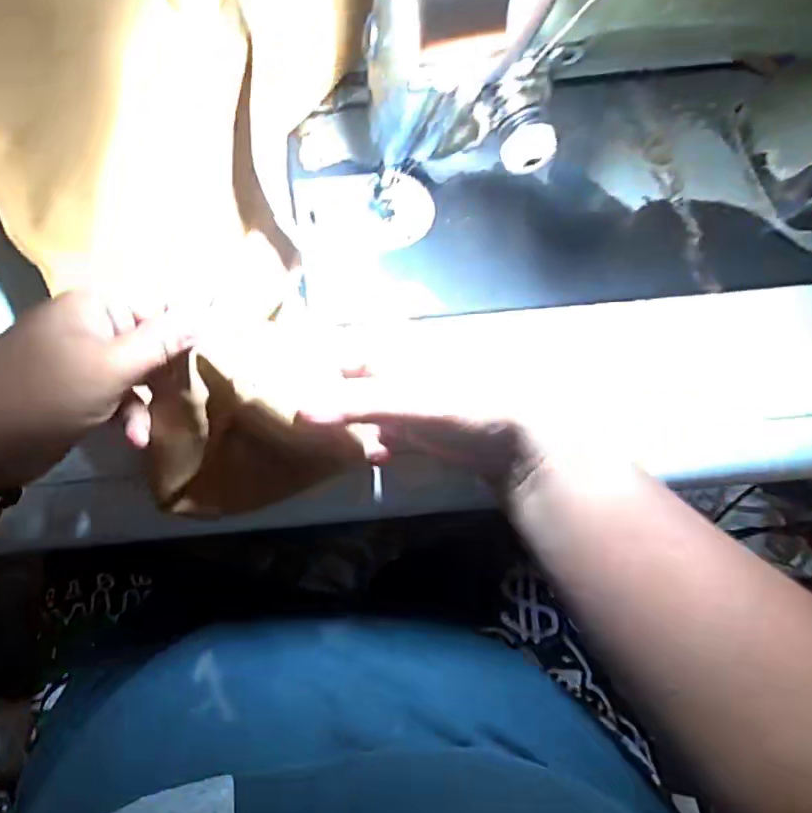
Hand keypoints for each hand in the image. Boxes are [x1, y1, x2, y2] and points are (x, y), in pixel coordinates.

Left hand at [0, 292, 194, 490]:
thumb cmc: (47, 397)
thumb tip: (205, 312)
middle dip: (164, 376)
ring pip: (134, 373)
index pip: (157, 307)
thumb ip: (160, 342)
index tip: (205, 366)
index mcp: (94, 306)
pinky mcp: (72, 390)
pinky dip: (125, 415)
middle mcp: (87, 325)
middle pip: (148, 341)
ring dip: (144, 402)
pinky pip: (113, 394)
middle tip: (182, 399)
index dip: (182, 334)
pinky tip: (130, 439)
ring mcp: (77, 359)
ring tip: (144, 432)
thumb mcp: (111, 369)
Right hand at [296, 357, 546, 495]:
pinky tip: (376, 457)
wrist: (523, 442)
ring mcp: (418, 405)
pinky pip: (396, 436)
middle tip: (304, 419)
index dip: (319, 367)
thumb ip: (356, 404)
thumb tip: (298, 412)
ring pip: (374, 412)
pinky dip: (383, 445)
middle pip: (358, 384)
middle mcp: (404, 376)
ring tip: (332, 442)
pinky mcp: (430, 432)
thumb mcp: (407, 401)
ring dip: (356, 426)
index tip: (288, 384)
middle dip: (334, 400)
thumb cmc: (466, 406)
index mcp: (397, 356)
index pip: (347, 355)